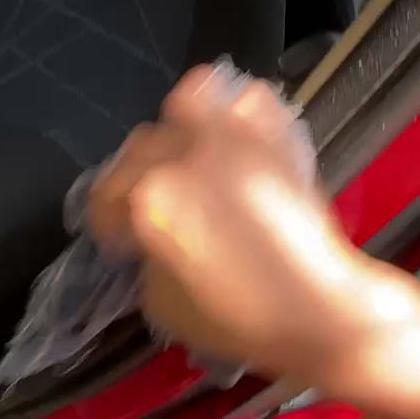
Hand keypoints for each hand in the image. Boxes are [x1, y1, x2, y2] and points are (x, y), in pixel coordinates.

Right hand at [87, 66, 419, 391]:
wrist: (314, 309)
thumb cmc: (233, 318)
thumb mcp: (160, 303)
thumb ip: (144, 258)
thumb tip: (147, 240)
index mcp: (152, 198)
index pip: (105, 197)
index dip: (105, 225)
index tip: (118, 244)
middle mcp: (188, 153)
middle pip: (138, 149)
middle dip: (133, 182)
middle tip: (147, 213)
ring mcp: (235, 138)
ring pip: (185, 103)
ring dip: (175, 133)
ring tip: (184, 164)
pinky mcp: (275, 137)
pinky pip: (243, 100)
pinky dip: (228, 115)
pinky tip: (227, 146)